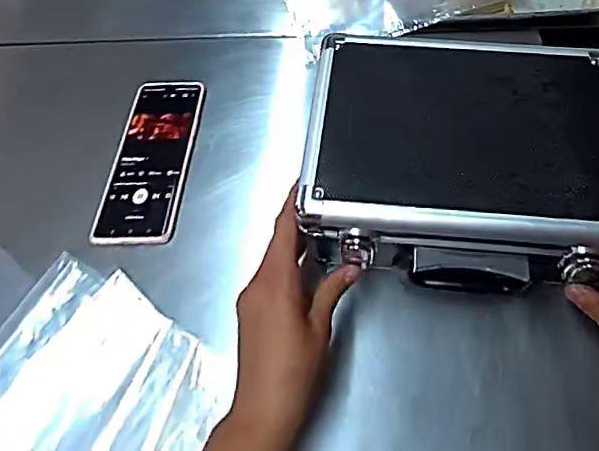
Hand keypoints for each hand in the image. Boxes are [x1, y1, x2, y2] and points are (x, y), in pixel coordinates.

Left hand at [207, 187, 361, 450]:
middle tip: (319, 210)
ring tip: (318, 243)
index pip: (282, 229)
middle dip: (299, 225)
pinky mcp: (249, 313)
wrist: (260, 414)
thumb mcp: (320, 327)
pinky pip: (268, 278)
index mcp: (274, 283)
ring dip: (294, 249)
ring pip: (273, 260)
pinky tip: (305, 275)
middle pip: (278, 242)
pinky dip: (287, 269)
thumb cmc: (288, 378)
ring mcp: (250, 300)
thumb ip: (334, 288)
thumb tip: (349, 267)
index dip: (291, 202)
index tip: (299, 184)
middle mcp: (256, 287)